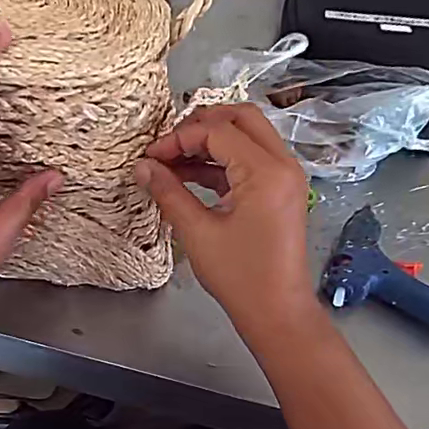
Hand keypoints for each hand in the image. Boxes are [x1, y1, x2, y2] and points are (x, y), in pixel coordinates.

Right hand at [133, 103, 318, 339]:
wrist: (276, 310)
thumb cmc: (240, 276)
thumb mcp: (197, 231)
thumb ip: (168, 192)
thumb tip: (143, 167)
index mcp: (266, 172)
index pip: (217, 131)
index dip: (178, 138)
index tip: (151, 156)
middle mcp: (282, 165)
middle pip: (241, 118)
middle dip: (200, 126)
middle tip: (168, 145)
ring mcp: (285, 178)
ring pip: (247, 137)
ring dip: (210, 143)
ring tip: (172, 163)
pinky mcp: (280, 192)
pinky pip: (250, 161)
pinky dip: (221, 162)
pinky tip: (189, 176)